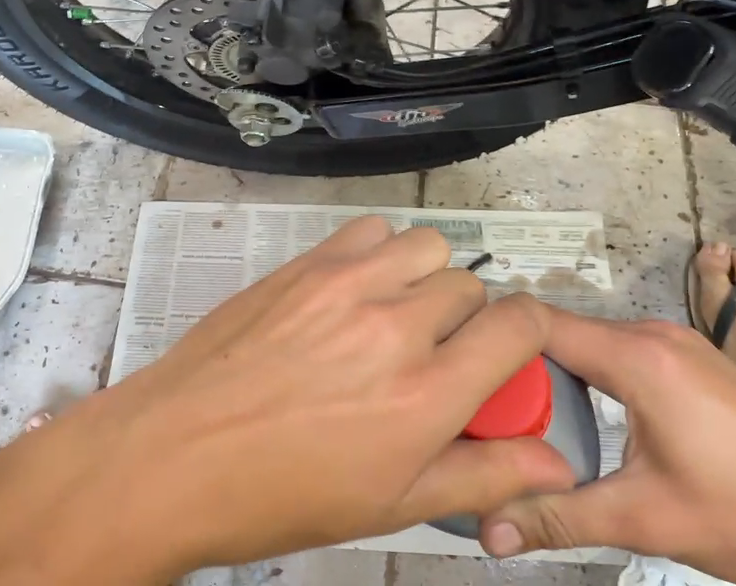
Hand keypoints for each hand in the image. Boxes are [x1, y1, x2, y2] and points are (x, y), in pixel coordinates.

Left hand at [86, 215, 576, 571]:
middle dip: (466, 321)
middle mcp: (395, 326)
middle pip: (471, 287)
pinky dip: (379, 252)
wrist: (179, 453)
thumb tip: (556, 462)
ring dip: (426, 278)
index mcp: (426, 394)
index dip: (530, 332)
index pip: (520, 325)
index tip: (509, 351)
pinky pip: (371, 230)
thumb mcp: (392, 504)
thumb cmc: (283, 492)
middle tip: (432, 356)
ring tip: (395, 316)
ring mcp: (347, 285)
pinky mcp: (307, 264)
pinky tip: (356, 291)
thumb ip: (483, 475)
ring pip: (427, 247)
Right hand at [478, 312, 735, 585]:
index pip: (539, 322)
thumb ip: (559, 518)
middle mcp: (655, 335)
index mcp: (636, 354)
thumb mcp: (646, 518)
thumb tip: (487, 534)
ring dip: (559, 381)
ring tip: (522, 424)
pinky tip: (587, 429)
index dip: (492, 338)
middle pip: (564, 336)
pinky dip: (595, 386)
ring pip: (596, 350)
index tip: (453, 368)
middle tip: (481, 411)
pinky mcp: (702, 370)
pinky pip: (627, 362)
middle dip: (520, 370)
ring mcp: (683, 348)